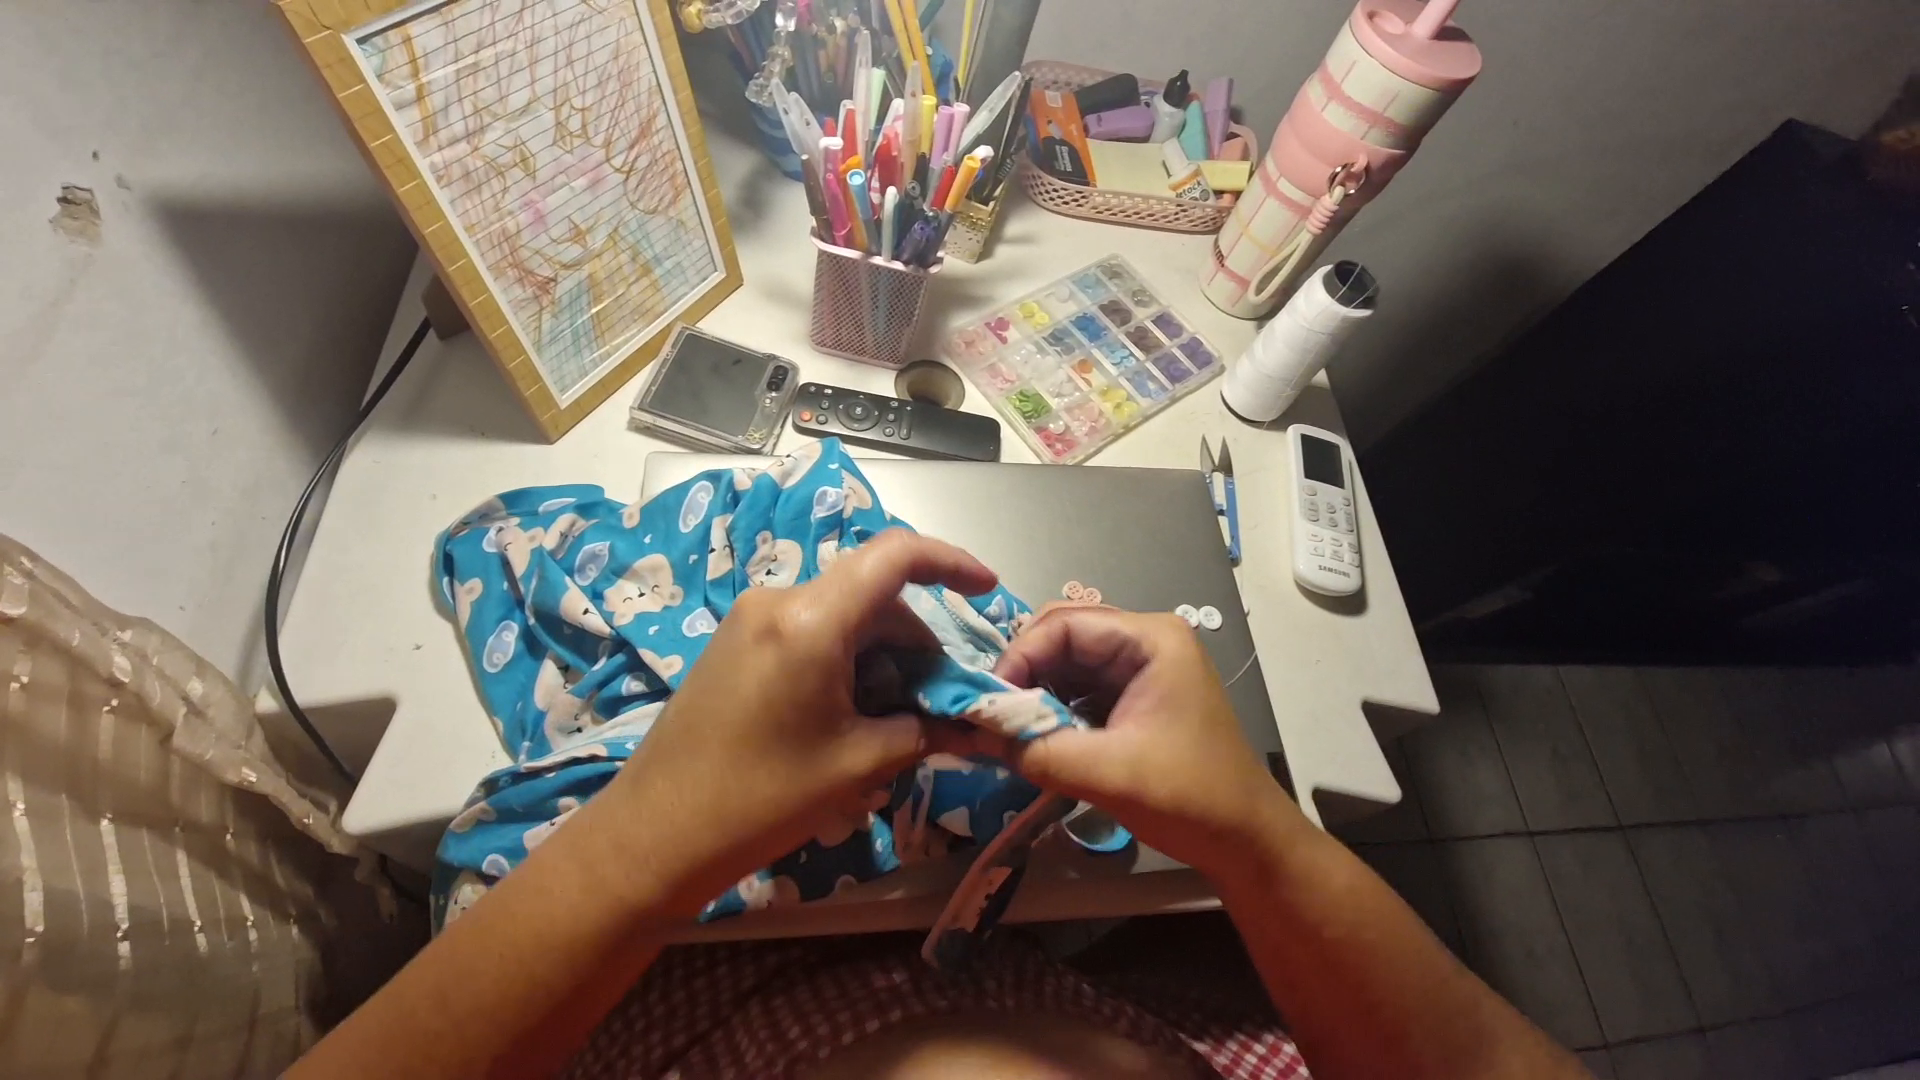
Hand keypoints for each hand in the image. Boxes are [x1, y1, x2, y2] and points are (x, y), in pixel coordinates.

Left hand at [599, 529, 996, 914]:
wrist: (653, 837)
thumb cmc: (761, 800)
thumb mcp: (858, 764)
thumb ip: (927, 730)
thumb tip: (978, 723)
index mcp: (811, 619)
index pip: (896, 555)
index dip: (951, 562)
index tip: (986, 589)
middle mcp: (780, 600)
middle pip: (875, 596)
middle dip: (917, 644)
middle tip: (937, 706)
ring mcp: (752, 619)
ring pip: (845, 617)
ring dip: (882, 658)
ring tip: (890, 724)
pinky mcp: (738, 642)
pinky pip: (813, 632)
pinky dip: (847, 662)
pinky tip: (849, 716)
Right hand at [991, 605, 1305, 881]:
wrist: (1246, 842)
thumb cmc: (1189, 798)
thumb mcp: (1107, 773)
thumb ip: (1036, 750)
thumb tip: (969, 734)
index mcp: (1149, 639)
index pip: (1063, 624)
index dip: (1018, 657)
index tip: (986, 702)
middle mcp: (1143, 640)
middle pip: (1061, 636)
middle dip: (1023, 672)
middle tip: (990, 714)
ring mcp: (1139, 667)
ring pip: (1065, 663)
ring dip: (1032, 692)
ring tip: (1005, 728)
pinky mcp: (1132, 695)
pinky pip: (1077, 687)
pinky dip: (1050, 708)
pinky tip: (1031, 735)